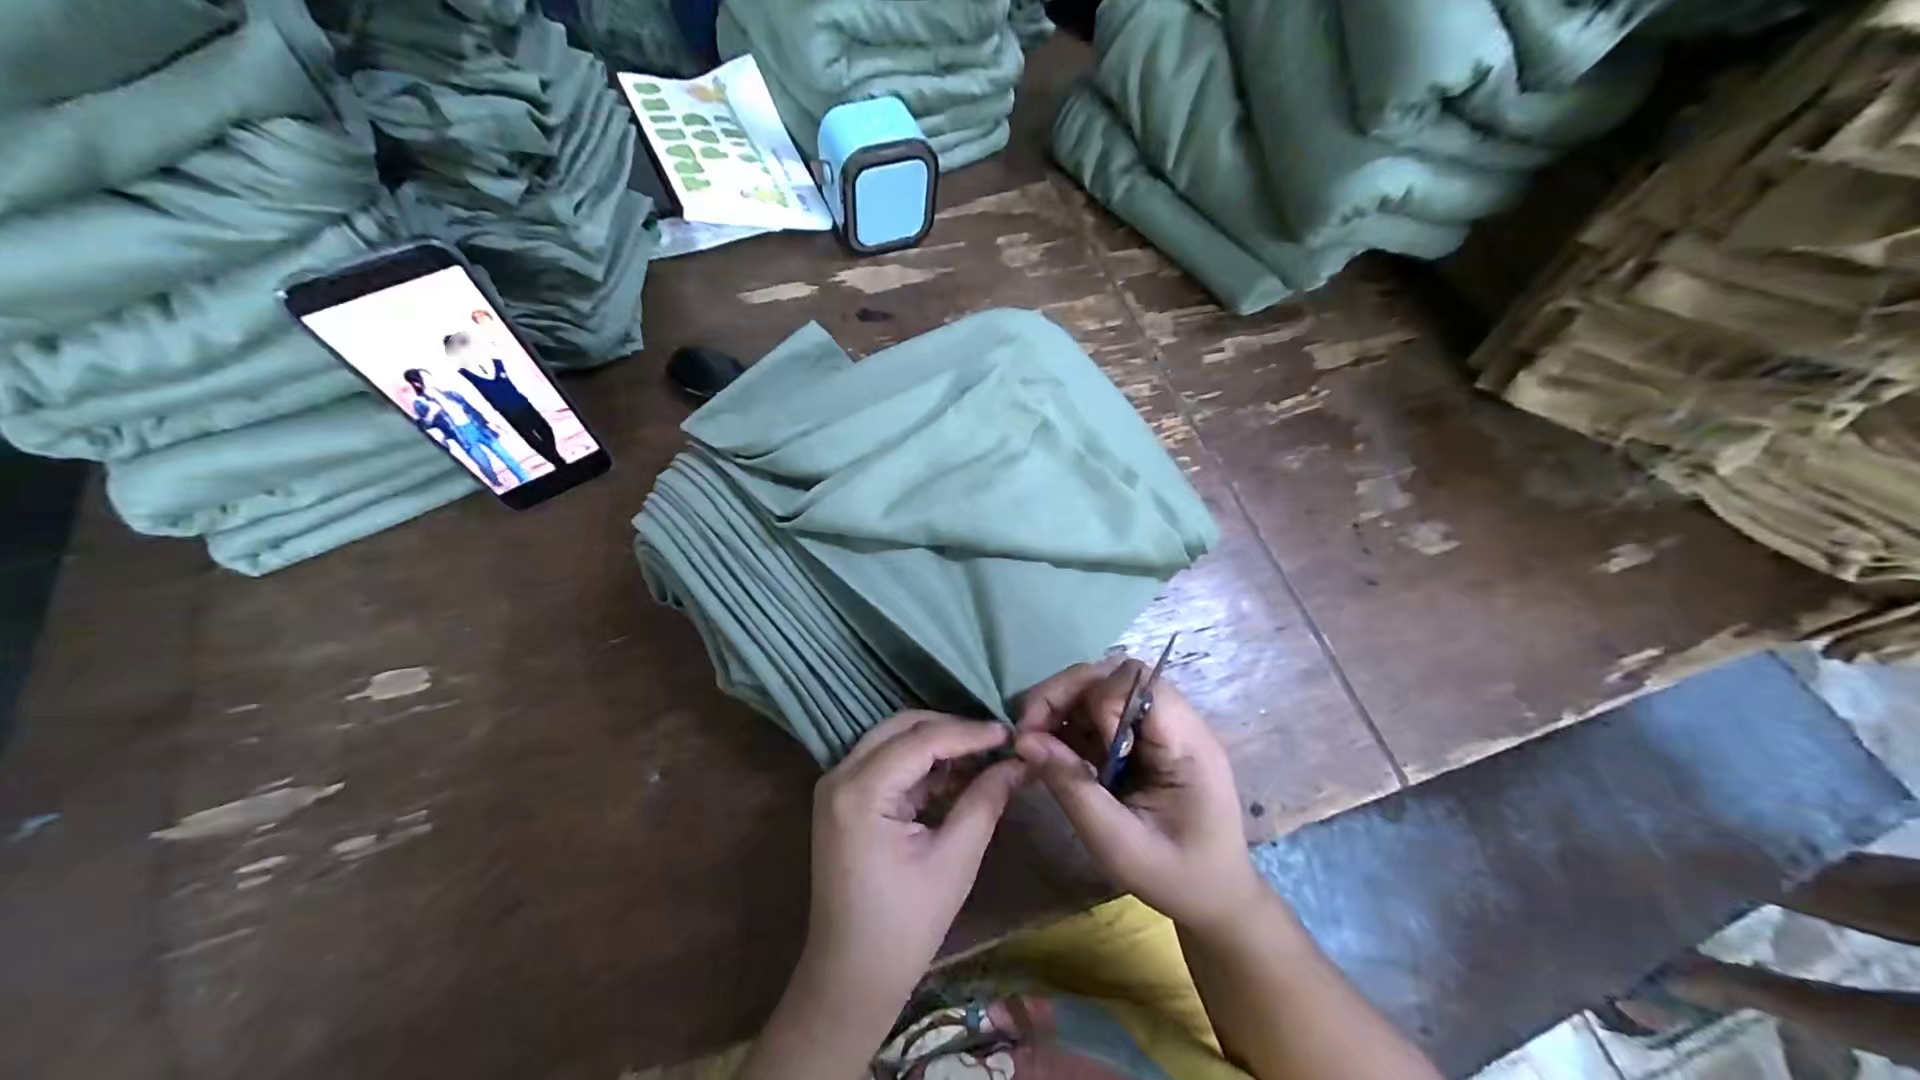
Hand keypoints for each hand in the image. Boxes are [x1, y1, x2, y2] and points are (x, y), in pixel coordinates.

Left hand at [804, 711, 1027, 1002]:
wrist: (851, 977)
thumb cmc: (905, 925)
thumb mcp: (954, 860)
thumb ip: (984, 801)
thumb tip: (1019, 762)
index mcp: (860, 791)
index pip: (921, 740)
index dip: (969, 733)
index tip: (1011, 733)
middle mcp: (840, 776)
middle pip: (902, 728)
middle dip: (951, 730)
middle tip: (997, 741)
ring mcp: (837, 786)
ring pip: (893, 740)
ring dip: (937, 744)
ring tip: (984, 756)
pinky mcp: (843, 799)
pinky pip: (886, 763)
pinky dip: (920, 764)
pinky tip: (955, 775)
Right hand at [1015, 659, 1265, 932]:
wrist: (1215, 899)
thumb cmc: (1176, 878)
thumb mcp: (1118, 844)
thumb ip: (1073, 788)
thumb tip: (1024, 741)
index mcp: (1186, 742)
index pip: (1136, 680)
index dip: (1093, 699)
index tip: (1064, 741)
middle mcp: (1176, 722)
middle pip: (1113, 676)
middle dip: (1065, 694)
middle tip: (1028, 730)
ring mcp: (1159, 729)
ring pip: (1102, 689)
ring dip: (1063, 708)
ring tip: (1034, 741)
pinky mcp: (1143, 741)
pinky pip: (1102, 714)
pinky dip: (1071, 725)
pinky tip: (1051, 751)